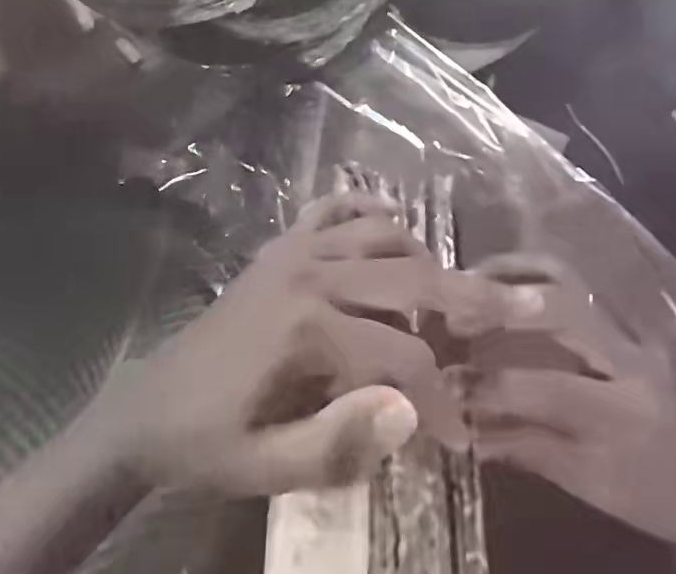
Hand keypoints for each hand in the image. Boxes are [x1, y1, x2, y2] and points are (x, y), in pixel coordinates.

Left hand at [91, 192, 531, 495]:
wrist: (149, 404)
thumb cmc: (210, 442)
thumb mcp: (263, 469)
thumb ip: (335, 446)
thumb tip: (411, 410)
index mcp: (307, 328)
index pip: (402, 358)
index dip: (440, 399)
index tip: (461, 435)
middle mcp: (310, 272)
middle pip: (410, 279)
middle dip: (471, 300)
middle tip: (526, 306)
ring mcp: (295, 248)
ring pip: (384, 234)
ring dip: (425, 260)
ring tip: (453, 292)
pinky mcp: (282, 242)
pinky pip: (335, 205)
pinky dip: (369, 207)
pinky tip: (391, 222)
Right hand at [448, 255, 675, 545]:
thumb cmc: (649, 494)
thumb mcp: (590, 485)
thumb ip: (528, 449)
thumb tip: (464, 428)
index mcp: (628, 411)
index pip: (554, 389)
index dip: (497, 387)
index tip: (449, 388)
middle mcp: (629, 356)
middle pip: (562, 310)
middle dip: (500, 310)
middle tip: (454, 320)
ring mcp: (626, 329)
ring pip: (567, 280)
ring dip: (510, 274)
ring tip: (467, 284)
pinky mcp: (616, 317)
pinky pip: (569, 281)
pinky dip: (527, 271)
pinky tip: (497, 278)